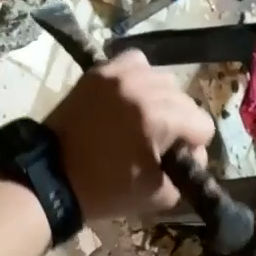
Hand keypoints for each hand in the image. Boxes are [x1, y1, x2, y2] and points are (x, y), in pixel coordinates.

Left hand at [44, 50, 216, 220]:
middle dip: (180, 122)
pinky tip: (131, 96)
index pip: (202, 123)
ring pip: (161, 77)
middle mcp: (140, 86)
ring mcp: (117, 74)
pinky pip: (133, 62)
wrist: (52, 173)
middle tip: (161, 142)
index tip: (178, 159)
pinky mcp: (98, 70)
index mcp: (156, 116)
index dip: (195, 146)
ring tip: (145, 118)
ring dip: (161, 98)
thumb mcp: (158, 193)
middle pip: (183, 98)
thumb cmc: (105, 188)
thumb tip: (192, 153)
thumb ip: (186, 172)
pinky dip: (139, 76)